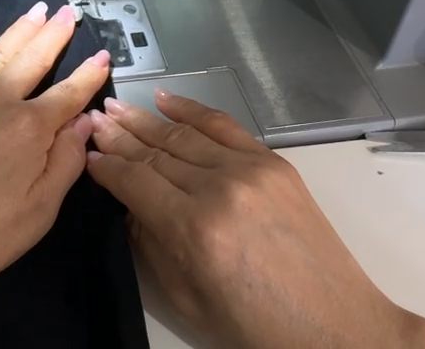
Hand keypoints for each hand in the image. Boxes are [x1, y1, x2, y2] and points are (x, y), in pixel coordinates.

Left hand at [0, 1, 110, 298]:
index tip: (104, 55)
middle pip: (34, 58)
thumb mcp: (38, 212)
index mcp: (30, 127)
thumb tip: (84, 123)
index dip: (89, 75)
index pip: (69, 93)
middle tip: (70, 11)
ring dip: (21, 28)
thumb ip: (65, 163)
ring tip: (38, 10)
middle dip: (56, 33)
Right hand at [86, 91, 424, 348]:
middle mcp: (218, 189)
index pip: (134, 181)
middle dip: (118, 136)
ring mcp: (248, 170)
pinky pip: (222, 126)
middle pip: (155, 152)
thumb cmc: (257, 327)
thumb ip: (150, 244)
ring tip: (114, 106)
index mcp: (194, 231)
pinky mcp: (272, 162)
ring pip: (183, 135)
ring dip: (143, 119)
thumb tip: (128, 201)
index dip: (106, 167)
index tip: (86, 154)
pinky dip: (190, 109)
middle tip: (91, 119)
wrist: (338, 328)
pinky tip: (162, 99)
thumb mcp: (188, 298)